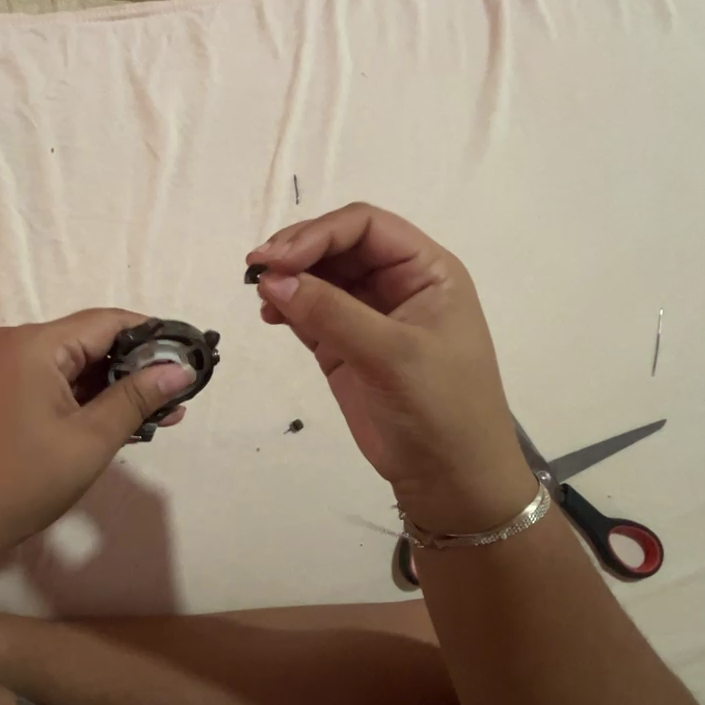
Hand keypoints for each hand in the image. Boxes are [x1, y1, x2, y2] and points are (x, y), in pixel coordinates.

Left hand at [0, 309, 195, 550]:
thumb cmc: (26, 480)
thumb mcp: (91, 439)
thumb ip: (137, 398)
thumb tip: (182, 369)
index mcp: (34, 344)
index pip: (108, 322)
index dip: (154, 336)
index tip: (191, 356)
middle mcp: (17, 343)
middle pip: (92, 340)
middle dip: (138, 367)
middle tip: (181, 393)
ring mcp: (7, 366)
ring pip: (77, 364)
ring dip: (116, 387)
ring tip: (164, 413)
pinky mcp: (5, 389)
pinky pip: (58, 381)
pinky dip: (89, 398)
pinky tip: (126, 418)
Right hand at [248, 203, 534, 532]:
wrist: (449, 478)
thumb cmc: (440, 409)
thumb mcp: (392, 355)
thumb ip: (331, 313)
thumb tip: (270, 278)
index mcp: (426, 271)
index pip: (365, 226)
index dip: (318, 234)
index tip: (276, 260)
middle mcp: (396, 283)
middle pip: (337, 245)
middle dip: (296, 251)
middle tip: (255, 270)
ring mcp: (368, 315)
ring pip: (319, 276)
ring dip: (287, 277)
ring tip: (258, 293)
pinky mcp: (344, 346)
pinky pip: (309, 312)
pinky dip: (286, 307)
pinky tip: (268, 314)